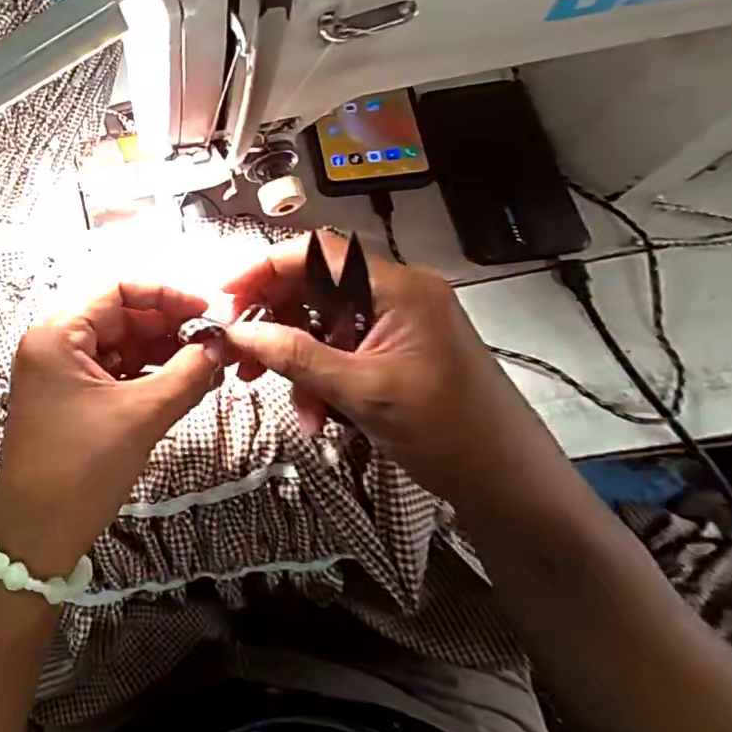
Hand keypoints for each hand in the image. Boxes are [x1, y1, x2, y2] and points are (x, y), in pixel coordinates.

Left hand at [0, 283, 224, 574]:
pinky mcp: (71, 402)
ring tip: (209, 367)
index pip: (117, 290)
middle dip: (170, 328)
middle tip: (216, 343)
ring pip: (121, 348)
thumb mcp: (141, 415)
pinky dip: (149, 378)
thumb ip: (187, 372)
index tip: (208, 310)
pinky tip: (185, 385)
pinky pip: (116, 375)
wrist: (38, 536)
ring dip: (164, 354)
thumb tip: (220, 345)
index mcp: (57, 335)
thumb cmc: (81, 470)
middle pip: (121, 318)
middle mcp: (54, 347)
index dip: (166, 294)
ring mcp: (60, 376)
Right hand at [222, 233, 548, 499]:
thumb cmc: (445, 430)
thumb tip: (235, 333)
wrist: (506, 479)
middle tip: (240, 357)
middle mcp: (395, 294)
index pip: (318, 252)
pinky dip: (321, 380)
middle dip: (275, 324)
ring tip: (294, 408)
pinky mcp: (395, 352)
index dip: (264, 268)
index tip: (225, 297)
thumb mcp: (361, 391)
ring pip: (323, 327)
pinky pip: (342, 352)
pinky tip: (318, 415)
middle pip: (315, 289)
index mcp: (396, 287)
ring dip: (298, 363)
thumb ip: (294, 356)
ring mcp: (396, 324)